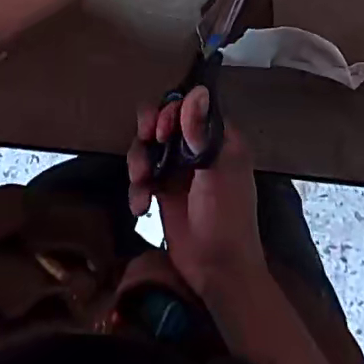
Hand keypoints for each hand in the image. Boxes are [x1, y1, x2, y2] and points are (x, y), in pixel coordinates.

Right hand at [126, 86, 267, 298]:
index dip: (172, 112)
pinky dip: (136, 189)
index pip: (190, 107)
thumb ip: (202, 133)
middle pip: (163, 123)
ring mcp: (179, 170)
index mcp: (220, 139)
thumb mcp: (217, 171)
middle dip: (149, 132)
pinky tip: (141, 206)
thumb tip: (197, 92)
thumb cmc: (227, 218)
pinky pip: (141, 178)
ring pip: (147, 148)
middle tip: (147, 142)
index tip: (161, 130)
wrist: (217, 271)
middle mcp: (198, 149)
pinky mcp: (163, 191)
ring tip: (142, 182)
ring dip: (138, 161)